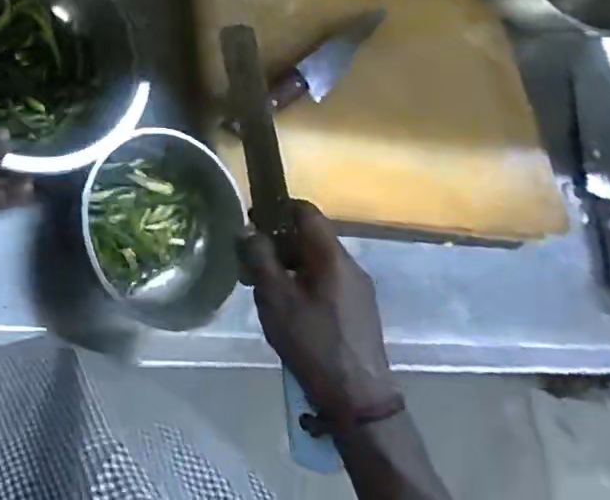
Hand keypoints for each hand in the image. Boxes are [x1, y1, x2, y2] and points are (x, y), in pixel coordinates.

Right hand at [239, 200, 397, 419]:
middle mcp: (350, 266)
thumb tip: (249, 230)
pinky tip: (287, 306)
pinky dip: (303, 281)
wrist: (359, 401)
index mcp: (332, 257)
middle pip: (310, 237)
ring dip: (288, 264)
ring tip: (263, 285)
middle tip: (250, 259)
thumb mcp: (274, 297)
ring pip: (317, 260)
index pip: (306, 211)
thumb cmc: (312, 341)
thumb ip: (259, 257)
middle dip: (278, 241)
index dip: (277, 208)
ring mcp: (358, 290)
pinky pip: (326, 281)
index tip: (252, 220)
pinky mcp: (359, 311)